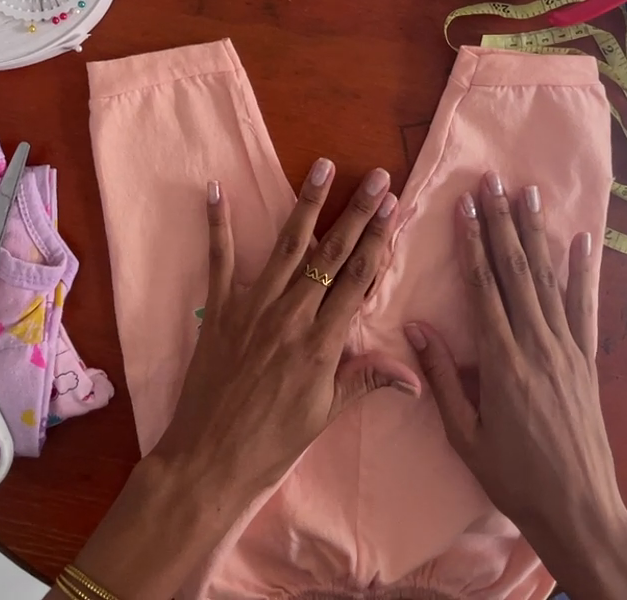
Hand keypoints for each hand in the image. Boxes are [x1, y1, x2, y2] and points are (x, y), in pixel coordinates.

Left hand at [51, 160, 417, 599]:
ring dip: (307, 204)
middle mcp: (291, 315)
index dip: (379, 240)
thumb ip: (365, 380)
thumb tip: (415, 376)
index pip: (358, 279)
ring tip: (323, 166)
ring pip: (287, 246)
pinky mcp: (220, 309)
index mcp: (322, 342)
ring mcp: (253, 307)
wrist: (211, 459)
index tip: (393, 207)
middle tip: (376, 177)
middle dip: (356, 212)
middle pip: (331, 254)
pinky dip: (219, 224)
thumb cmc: (274, 442)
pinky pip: (220, 260)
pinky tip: (215, 190)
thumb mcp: (325, 414)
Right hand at [404, 172, 626, 599]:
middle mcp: (537, 344)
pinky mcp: (589, 360)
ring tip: (529, 194)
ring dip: (537, 234)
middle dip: (502, 223)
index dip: (472, 243)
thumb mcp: (465, 435)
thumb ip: (441, 378)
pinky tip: (581, 241)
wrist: (580, 510)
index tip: (464, 205)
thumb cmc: (513, 476)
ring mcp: (568, 349)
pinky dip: (583, 272)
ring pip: (549, 280)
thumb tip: (417, 327)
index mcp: (502, 362)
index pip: (483, 287)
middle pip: (516, 271)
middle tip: (493, 182)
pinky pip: (585, 307)